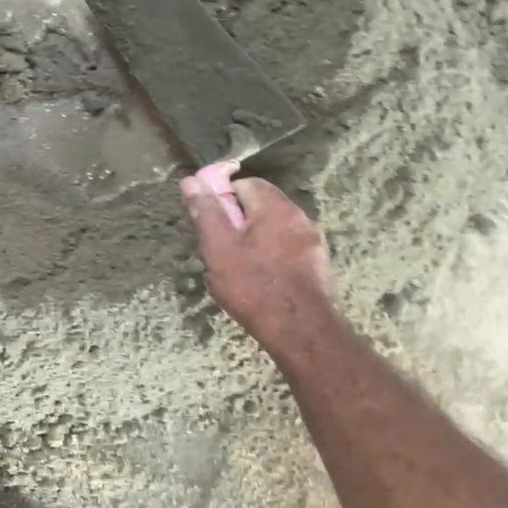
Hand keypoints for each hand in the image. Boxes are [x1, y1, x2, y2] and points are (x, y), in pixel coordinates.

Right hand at [182, 174, 340, 353]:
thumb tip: (192, 179)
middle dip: (235, 219)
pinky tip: (257, 277)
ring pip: (272, 226)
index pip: (245, 183)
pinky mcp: (316, 262)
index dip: (222, 196)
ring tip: (234, 265)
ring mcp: (311, 240)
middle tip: (217, 246)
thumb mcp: (217, 246)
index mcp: (275, 208)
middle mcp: (299, 217)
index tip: (208, 220)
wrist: (299, 328)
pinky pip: (284, 245)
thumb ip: (206, 211)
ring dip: (250, 237)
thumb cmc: (252, 284)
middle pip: (260, 204)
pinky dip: (267, 252)